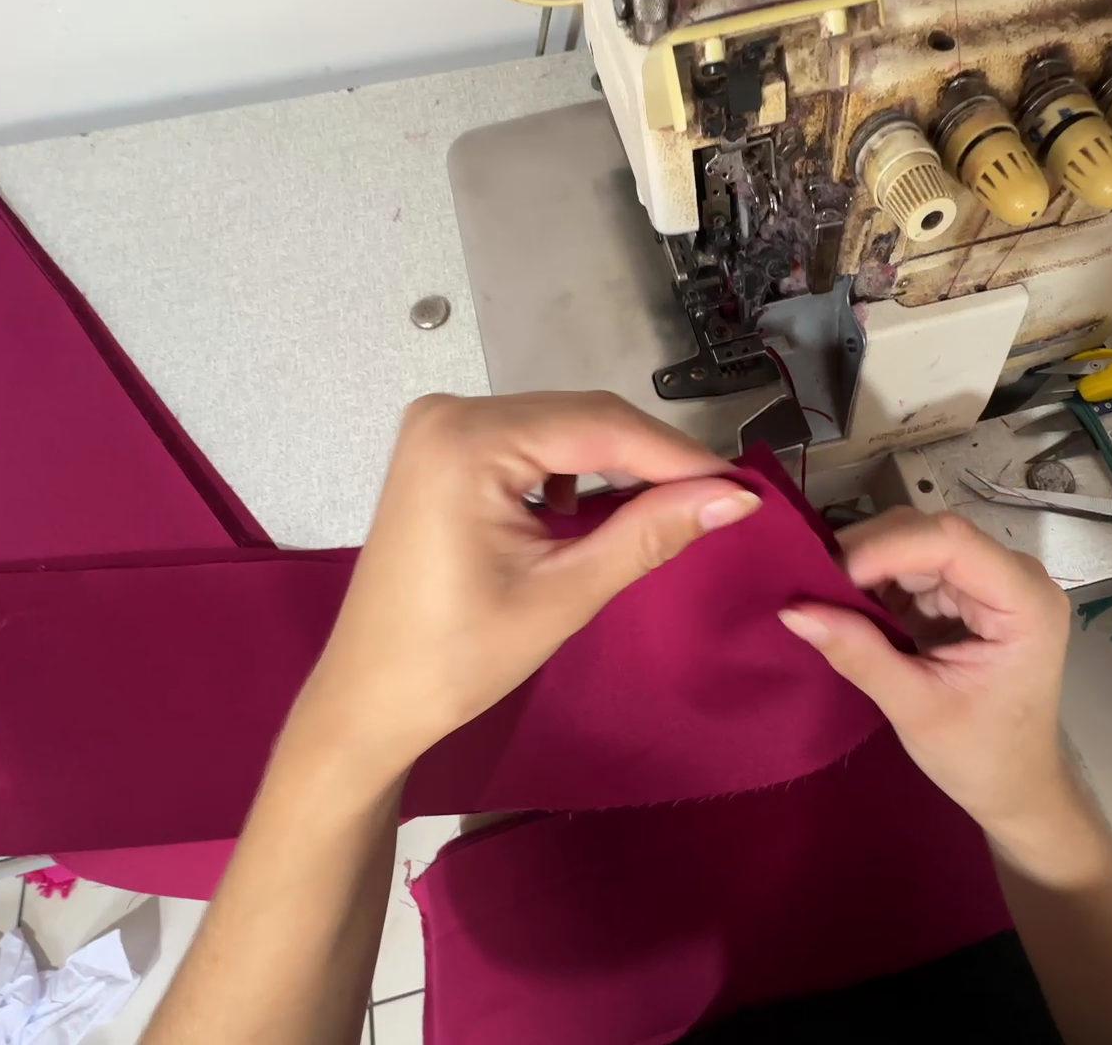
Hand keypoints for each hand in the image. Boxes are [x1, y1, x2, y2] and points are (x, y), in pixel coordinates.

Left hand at [302, 391, 760, 765]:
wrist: (370, 699)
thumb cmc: (458, 659)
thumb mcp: (565, 593)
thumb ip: (650, 533)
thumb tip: (736, 497)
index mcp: (469, 440)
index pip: (601, 426)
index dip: (679, 455)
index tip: (740, 485)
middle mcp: (451, 412)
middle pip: (582, 418)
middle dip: (653, 459)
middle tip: (718, 499)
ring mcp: (443, 427)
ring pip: (562, 429)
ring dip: (619, 464)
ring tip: (668, 508)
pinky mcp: (446, 451)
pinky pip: (534, 444)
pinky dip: (577, 471)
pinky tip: (597, 510)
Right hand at [777, 508, 1099, 880]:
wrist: (1014, 787)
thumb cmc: (981, 757)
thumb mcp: (915, 708)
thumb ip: (859, 654)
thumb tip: (792, 610)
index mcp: (1025, 602)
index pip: (951, 541)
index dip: (886, 548)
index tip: (829, 576)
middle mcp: (1011, 577)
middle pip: (929, 534)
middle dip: (867, 553)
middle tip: (811, 583)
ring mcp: (986, 581)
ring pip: (912, 543)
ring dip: (863, 564)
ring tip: (821, 593)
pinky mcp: (961, 592)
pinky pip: (908, 566)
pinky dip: (871, 580)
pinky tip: (843, 600)